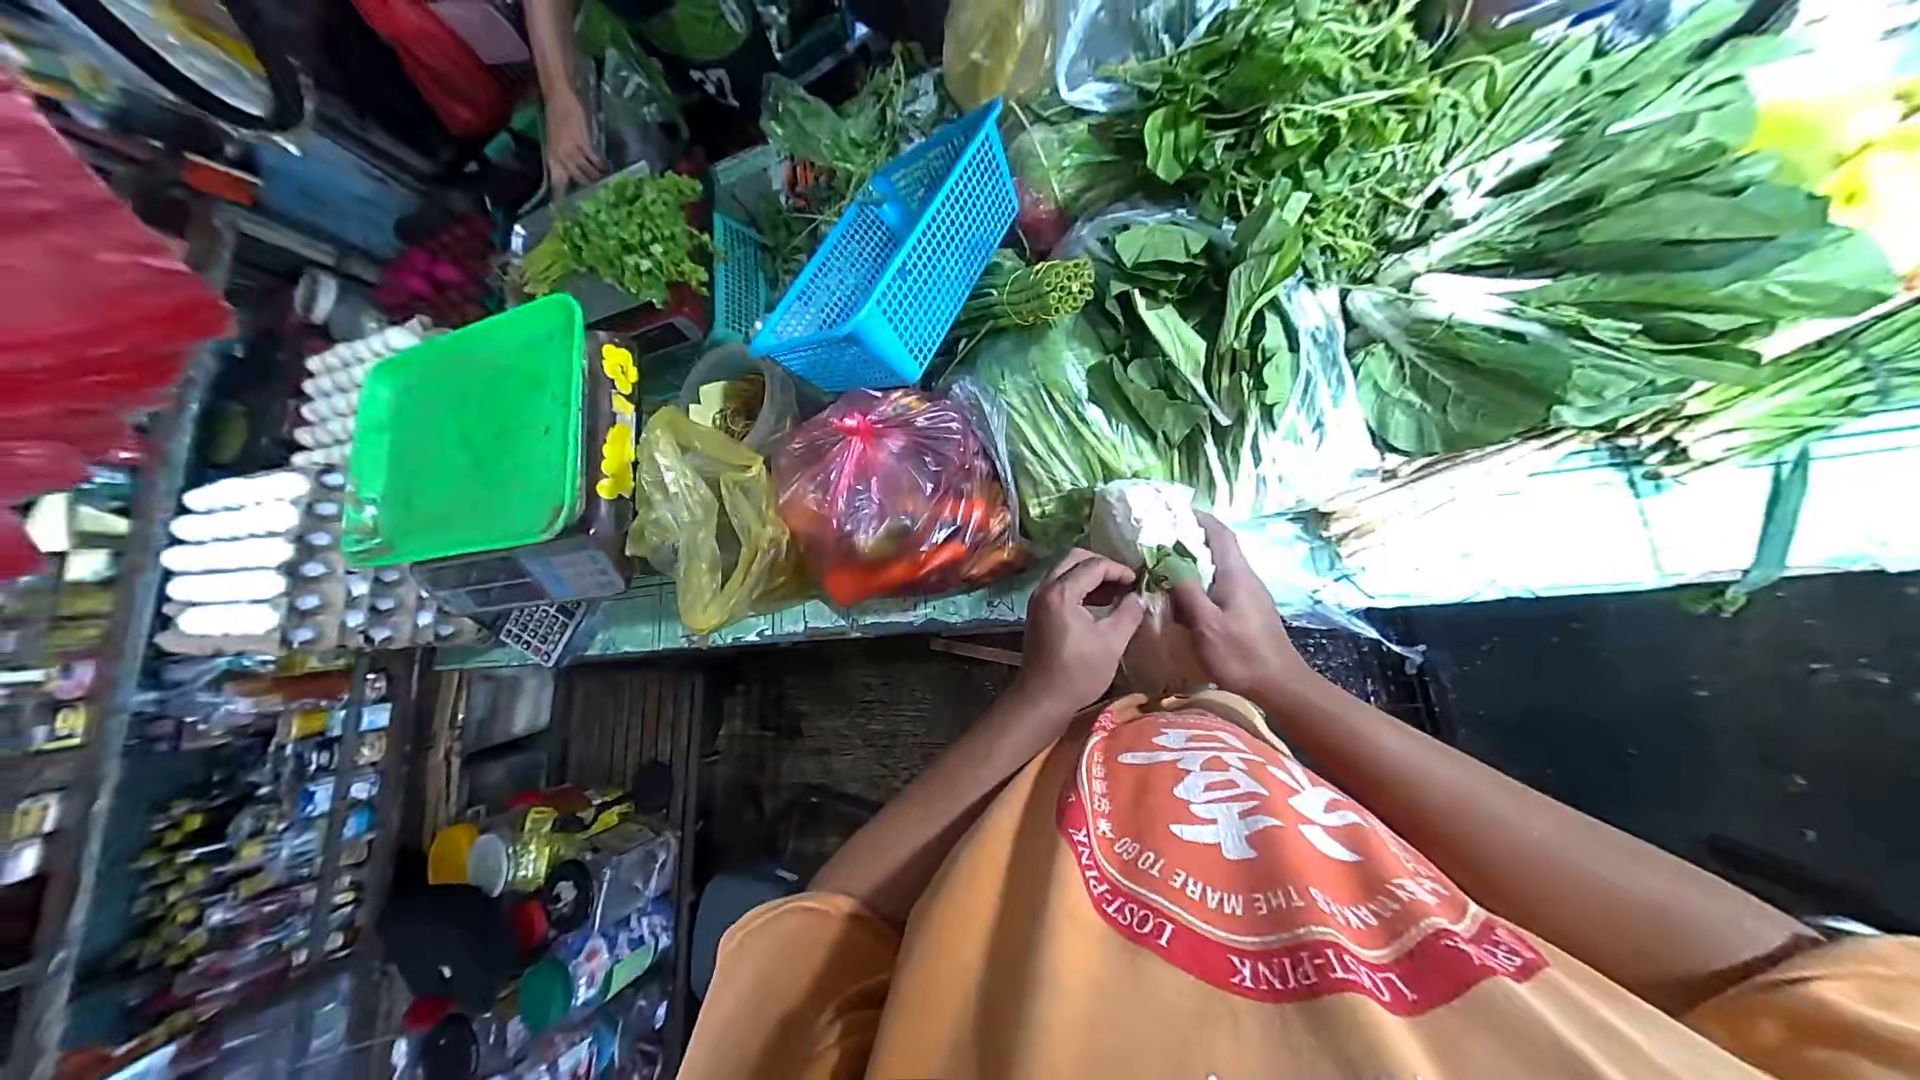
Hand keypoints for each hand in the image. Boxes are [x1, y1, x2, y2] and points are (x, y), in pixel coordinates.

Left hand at [544, 93, 604, 194]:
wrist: (559, 98)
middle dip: (591, 190)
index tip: (567, 214)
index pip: (558, 185)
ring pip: (588, 173)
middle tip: (602, 198)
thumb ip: (565, 161)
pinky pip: (595, 161)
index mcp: (553, 159)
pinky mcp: (582, 144)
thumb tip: (579, 179)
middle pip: (579, 181)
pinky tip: (608, 167)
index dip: (563, 199)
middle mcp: (561, 158)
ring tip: (610, 184)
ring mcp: (571, 151)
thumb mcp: (557, 144)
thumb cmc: (558, 120)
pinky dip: (602, 166)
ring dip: (600, 179)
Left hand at [1014, 549, 1146, 715]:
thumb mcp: (1112, 643)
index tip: (1138, 581)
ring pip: (1065, 569)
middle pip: (1075, 558)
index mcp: (1062, 593)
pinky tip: (1100, 603)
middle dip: (1102, 564)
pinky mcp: (1038, 610)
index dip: (1119, 570)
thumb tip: (1140, 597)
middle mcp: (1045, 589)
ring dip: (1090, 574)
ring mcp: (1038, 599)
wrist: (1042, 698)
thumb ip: (1129, 613)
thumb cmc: (1078, 673)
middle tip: (1125, 580)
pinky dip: (1079, 586)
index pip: (1094, 566)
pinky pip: (1060, 585)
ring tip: (1117, 591)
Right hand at [1169, 514, 1319, 706]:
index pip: (1220, 533)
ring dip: (1193, 564)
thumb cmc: (1241, 653)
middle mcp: (1245, 578)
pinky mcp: (1247, 611)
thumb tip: (1168, 564)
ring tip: (1164, 567)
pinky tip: (1183, 598)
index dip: (1200, 518)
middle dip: (1190, 540)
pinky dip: (1200, 584)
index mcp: (1236, 575)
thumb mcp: (1206, 624)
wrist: (1280, 685)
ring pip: (1218, 569)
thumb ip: (1187, 591)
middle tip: (1160, 540)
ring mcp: (1249, 595)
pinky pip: (1220, 586)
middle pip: (1218, 548)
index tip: (1175, 512)